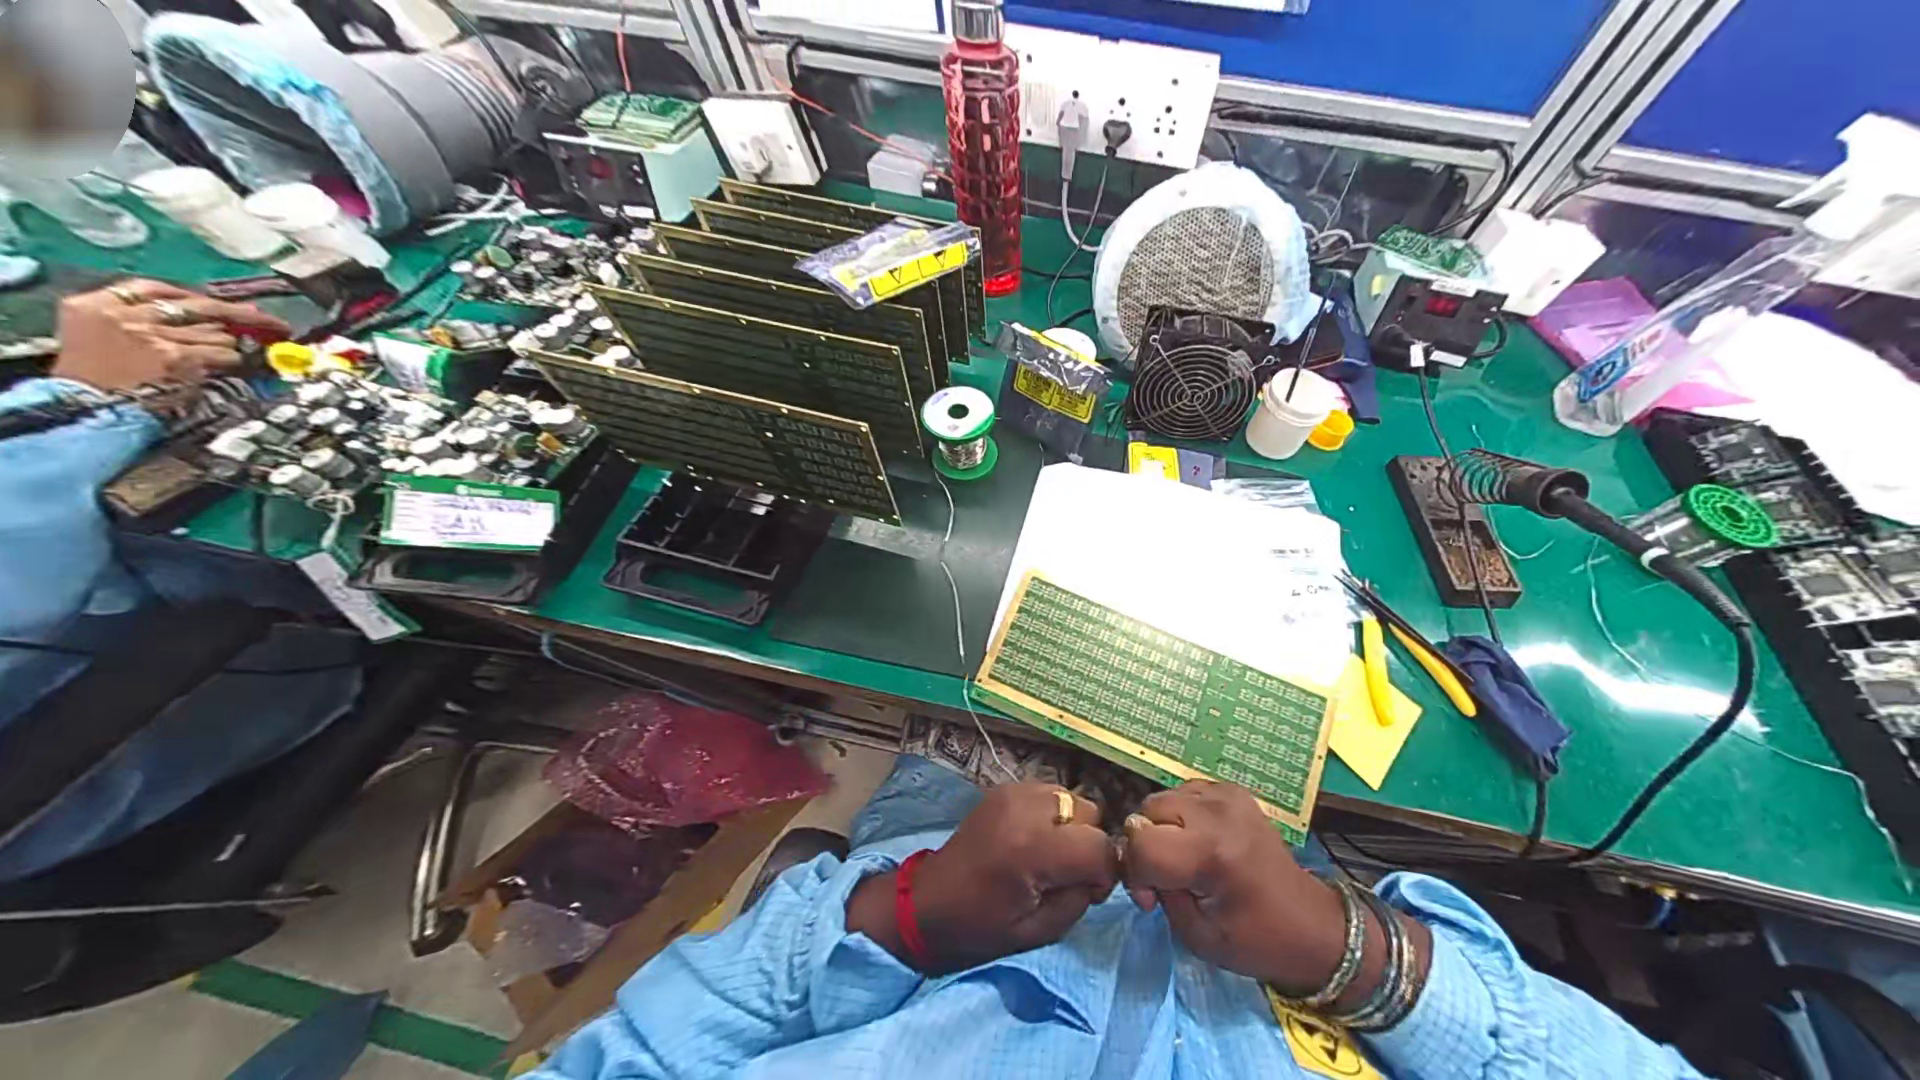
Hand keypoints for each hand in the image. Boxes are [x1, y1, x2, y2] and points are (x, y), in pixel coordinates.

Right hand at [50, 279, 290, 391]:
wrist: (90, 406)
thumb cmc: (99, 376)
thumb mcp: (99, 334)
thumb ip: (143, 318)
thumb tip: (210, 316)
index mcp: (96, 305)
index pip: (151, 288)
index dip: (194, 295)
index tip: (224, 302)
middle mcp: (125, 315)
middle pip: (197, 305)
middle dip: (240, 313)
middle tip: (272, 321)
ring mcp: (152, 335)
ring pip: (217, 333)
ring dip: (227, 347)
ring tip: (213, 360)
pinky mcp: (177, 357)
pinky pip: (224, 354)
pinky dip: (231, 361)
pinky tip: (221, 368)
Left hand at [847, 782, 1119, 973]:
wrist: (929, 902)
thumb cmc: (981, 926)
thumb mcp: (1040, 930)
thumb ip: (1080, 897)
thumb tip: (1100, 872)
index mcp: (1033, 849)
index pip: (1099, 846)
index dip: (1104, 872)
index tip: (1089, 891)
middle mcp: (1026, 809)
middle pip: (1090, 813)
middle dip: (1089, 843)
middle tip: (1068, 872)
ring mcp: (1013, 792)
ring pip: (1072, 797)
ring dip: (1072, 825)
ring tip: (1050, 853)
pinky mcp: (1004, 788)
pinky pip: (1049, 792)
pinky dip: (1053, 813)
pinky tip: (1034, 837)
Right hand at [1121, 780, 1429, 1005]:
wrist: (1313, 926)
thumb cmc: (1256, 941)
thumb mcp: (1196, 934)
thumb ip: (1159, 891)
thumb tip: (1136, 859)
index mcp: (1211, 852)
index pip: (1141, 841)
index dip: (1136, 871)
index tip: (1152, 899)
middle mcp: (1217, 813)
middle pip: (1147, 812)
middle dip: (1145, 845)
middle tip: (1164, 878)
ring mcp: (1226, 795)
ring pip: (1161, 799)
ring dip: (1161, 828)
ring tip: (1183, 858)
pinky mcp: (1232, 790)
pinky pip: (1184, 793)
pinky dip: (1180, 815)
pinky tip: (1198, 840)